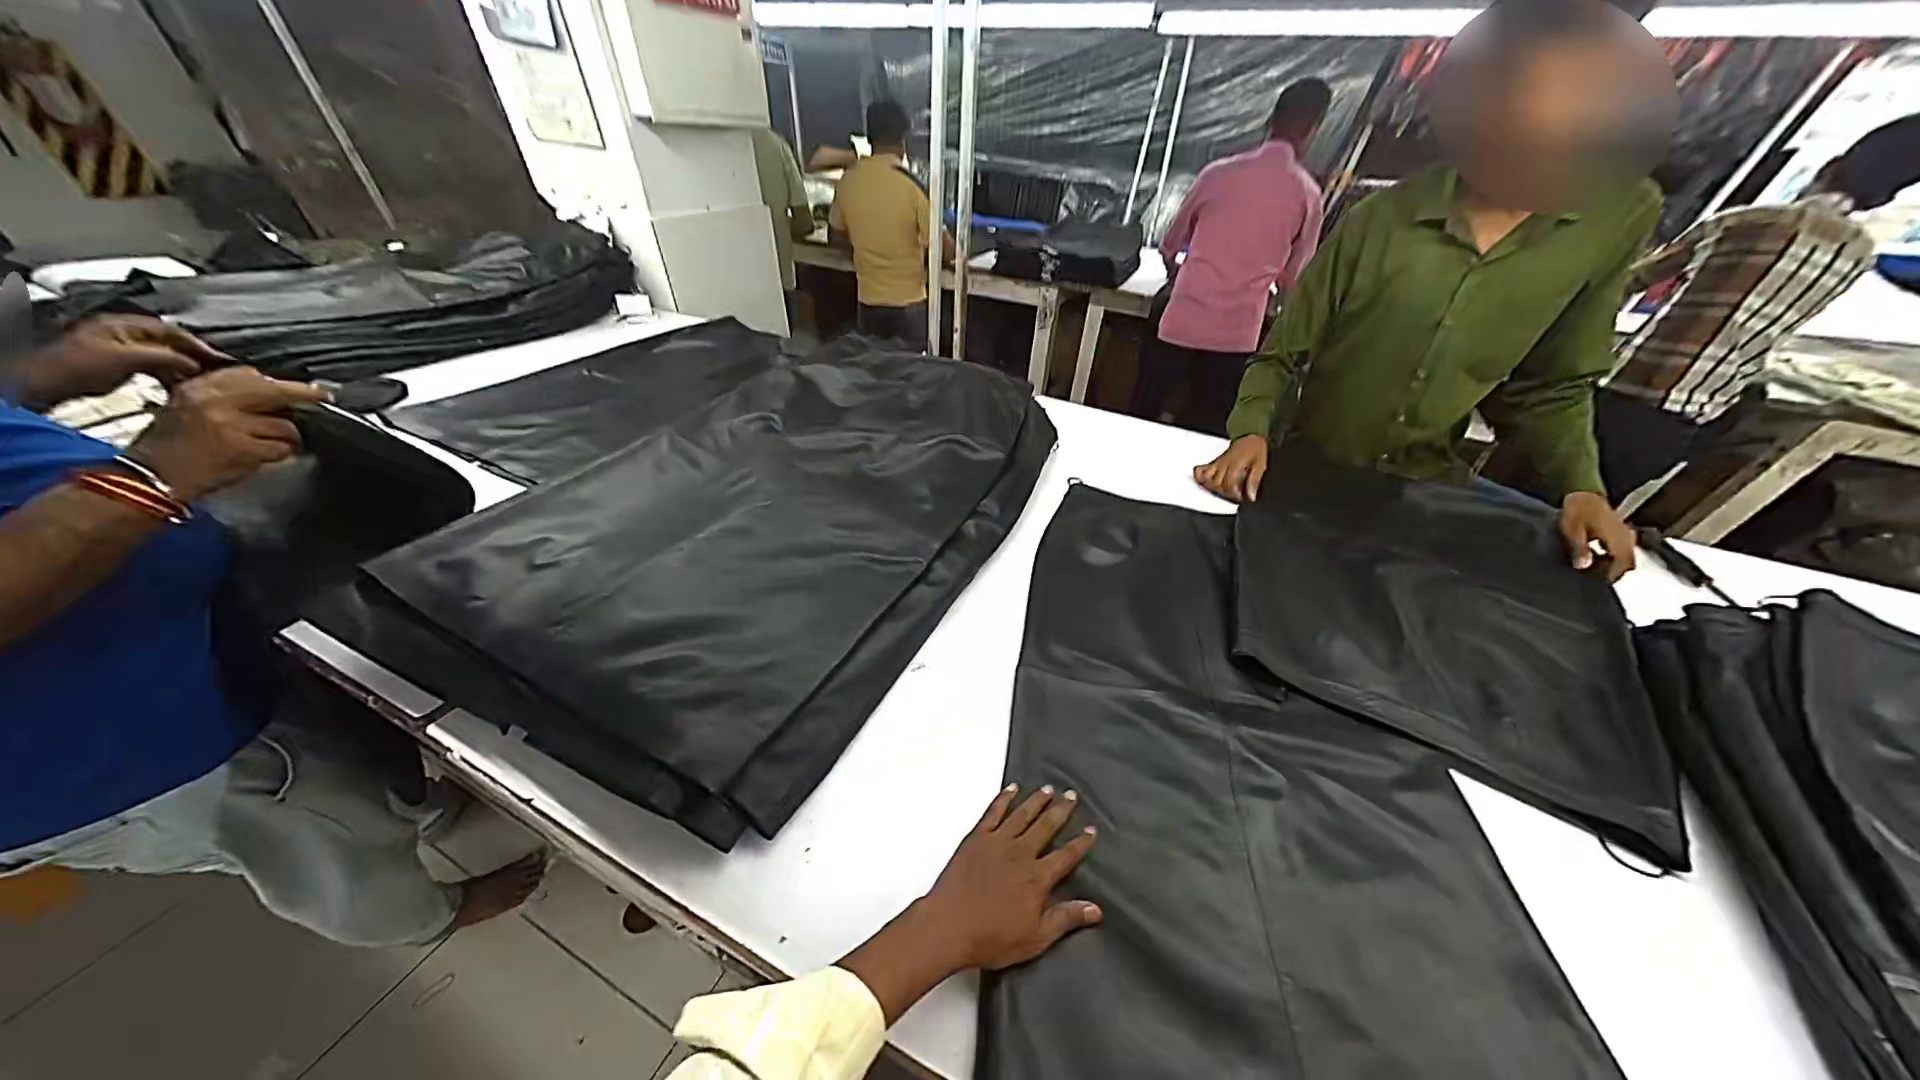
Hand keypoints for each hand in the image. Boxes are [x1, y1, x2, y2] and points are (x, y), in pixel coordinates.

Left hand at [20, 316, 227, 409]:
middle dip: (194, 358)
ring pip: (164, 357)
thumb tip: (197, 362)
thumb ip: (168, 356)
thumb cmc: (74, 367)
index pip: (173, 330)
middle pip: (170, 344)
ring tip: (202, 381)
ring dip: (184, 369)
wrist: (45, 386)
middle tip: (217, 371)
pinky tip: (178, 386)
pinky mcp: (116, 366)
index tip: (222, 359)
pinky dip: (170, 376)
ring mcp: (117, 349)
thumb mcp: (130, 357)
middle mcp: (120, 333)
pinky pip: (154, 369)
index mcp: (121, 324)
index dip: (200, 345)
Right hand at [126, 367, 327, 499]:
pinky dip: (279, 454)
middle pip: (275, 392)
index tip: (299, 385)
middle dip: (304, 394)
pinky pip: (281, 448)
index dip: (277, 381)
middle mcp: (213, 402)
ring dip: (286, 438)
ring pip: (285, 425)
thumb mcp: (188, 407)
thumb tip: (271, 388)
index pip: (247, 374)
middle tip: (323, 396)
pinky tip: (261, 456)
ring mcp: (229, 425)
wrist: (151, 475)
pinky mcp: (243, 448)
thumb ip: (226, 396)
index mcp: (197, 389)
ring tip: (266, 444)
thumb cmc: (172, 445)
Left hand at [840, 785, 1100, 1023]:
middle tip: (1071, 795)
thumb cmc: (991, 937)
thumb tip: (1095, 909)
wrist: (949, 926)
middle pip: (1046, 826)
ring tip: (1048, 789)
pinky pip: (993, 812)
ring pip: (1022, 814)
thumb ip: (1065, 919)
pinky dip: (1003, 798)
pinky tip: (1011, 789)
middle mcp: (1020, 853)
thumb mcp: (1036, 938)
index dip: (1081, 843)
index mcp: (1037, 878)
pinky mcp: (976, 838)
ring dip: (1036, 800)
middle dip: (1061, 810)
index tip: (1091, 830)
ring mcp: (997, 842)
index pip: (1066, 855)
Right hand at [1193, 434, 1267, 502]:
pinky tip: (1204, 481)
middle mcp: (1223, 465)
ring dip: (1212, 487)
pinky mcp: (1214, 463)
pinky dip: (1199, 477)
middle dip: (1224, 492)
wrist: (1249, 437)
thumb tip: (1251, 496)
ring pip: (1206, 479)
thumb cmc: (1255, 449)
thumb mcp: (1260, 465)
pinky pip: (1200, 470)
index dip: (1234, 494)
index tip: (1240, 497)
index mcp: (1234, 465)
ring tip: (1222, 490)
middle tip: (1234, 494)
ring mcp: (1217, 464)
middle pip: (1216, 484)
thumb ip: (1254, 481)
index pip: (1228, 484)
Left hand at [1559, 491, 1636, 580]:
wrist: (1582, 493)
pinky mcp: (1620, 530)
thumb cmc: (1577, 510)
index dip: (1610, 575)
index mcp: (1618, 539)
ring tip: (1594, 569)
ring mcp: (1626, 533)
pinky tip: (1596, 557)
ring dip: (1613, 563)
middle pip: (1627, 562)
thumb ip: (1579, 548)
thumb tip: (1583, 566)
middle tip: (1595, 579)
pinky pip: (1621, 548)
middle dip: (1613, 572)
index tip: (1597, 583)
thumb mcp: (1572, 530)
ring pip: (1626, 555)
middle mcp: (1627, 537)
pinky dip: (1611, 555)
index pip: (1622, 564)